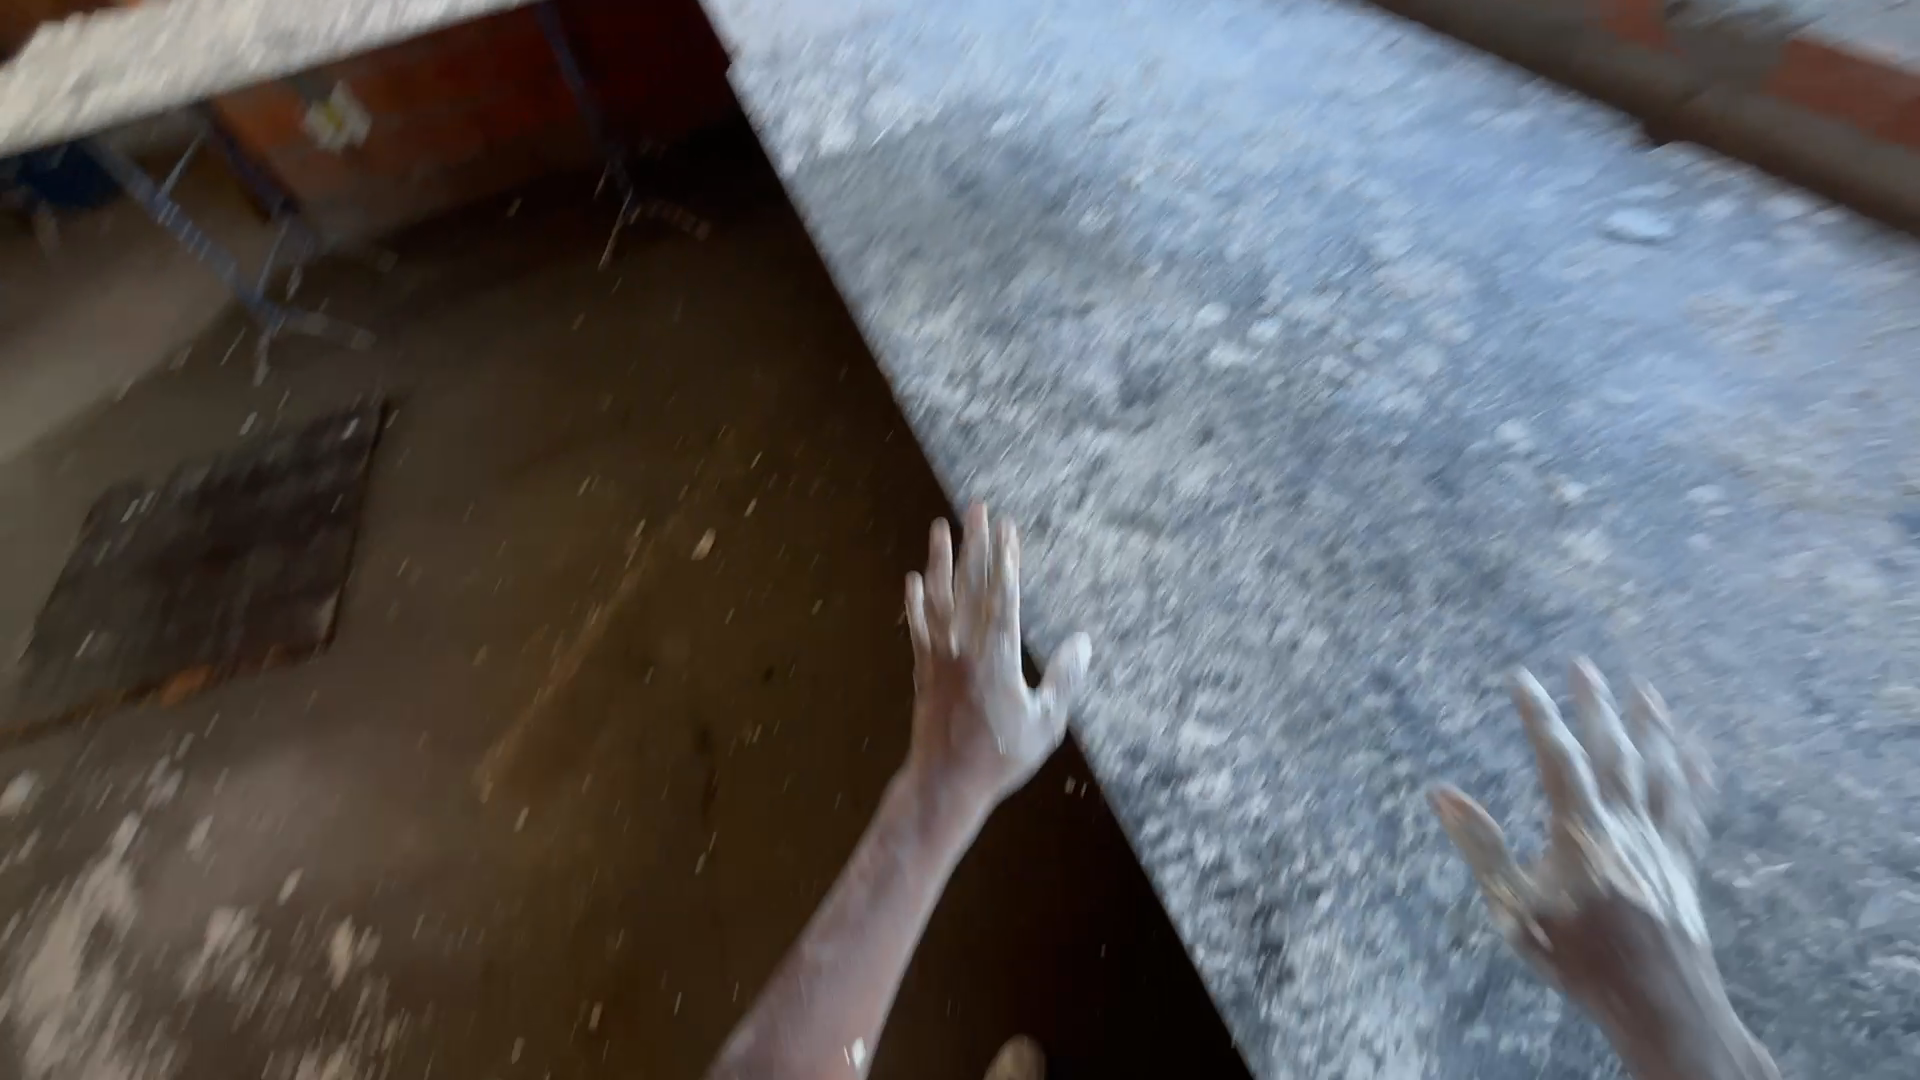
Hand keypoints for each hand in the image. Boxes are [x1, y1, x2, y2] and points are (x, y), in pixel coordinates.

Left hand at [903, 504, 1090, 810]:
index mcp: (997, 656)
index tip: (1007, 528)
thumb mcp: (1046, 723)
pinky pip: (918, 627)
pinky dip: (915, 602)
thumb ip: (1064, 680)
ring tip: (940, 528)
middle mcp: (965, 647)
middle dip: (975, 544)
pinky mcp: (923, 670)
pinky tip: (912, 580)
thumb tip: (1084, 643)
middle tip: (977, 508)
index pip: (1003, 596)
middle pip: (970, 585)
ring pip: (939, 598)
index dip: (1005, 560)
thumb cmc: (1001, 756)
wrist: (946, 783)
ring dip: (940, 561)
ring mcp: (940, 656)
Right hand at [1431, 660, 1777, 1079]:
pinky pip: (1690, 807)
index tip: (1520, 677)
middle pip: (1615, 753)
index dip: (1538, 713)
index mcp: (1582, 831)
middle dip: (1597, 706)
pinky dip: (1693, 773)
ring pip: (1661, 773)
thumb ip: (1478, 844)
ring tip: (1645, 692)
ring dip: (1652, 729)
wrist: (1660, 1005)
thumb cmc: (1576, 954)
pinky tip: (1693, 752)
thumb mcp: (1512, 903)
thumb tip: (1439, 792)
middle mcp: (1626, 827)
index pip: (1558, 757)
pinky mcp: (1680, 863)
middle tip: (1583, 666)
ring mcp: (1659, 844)